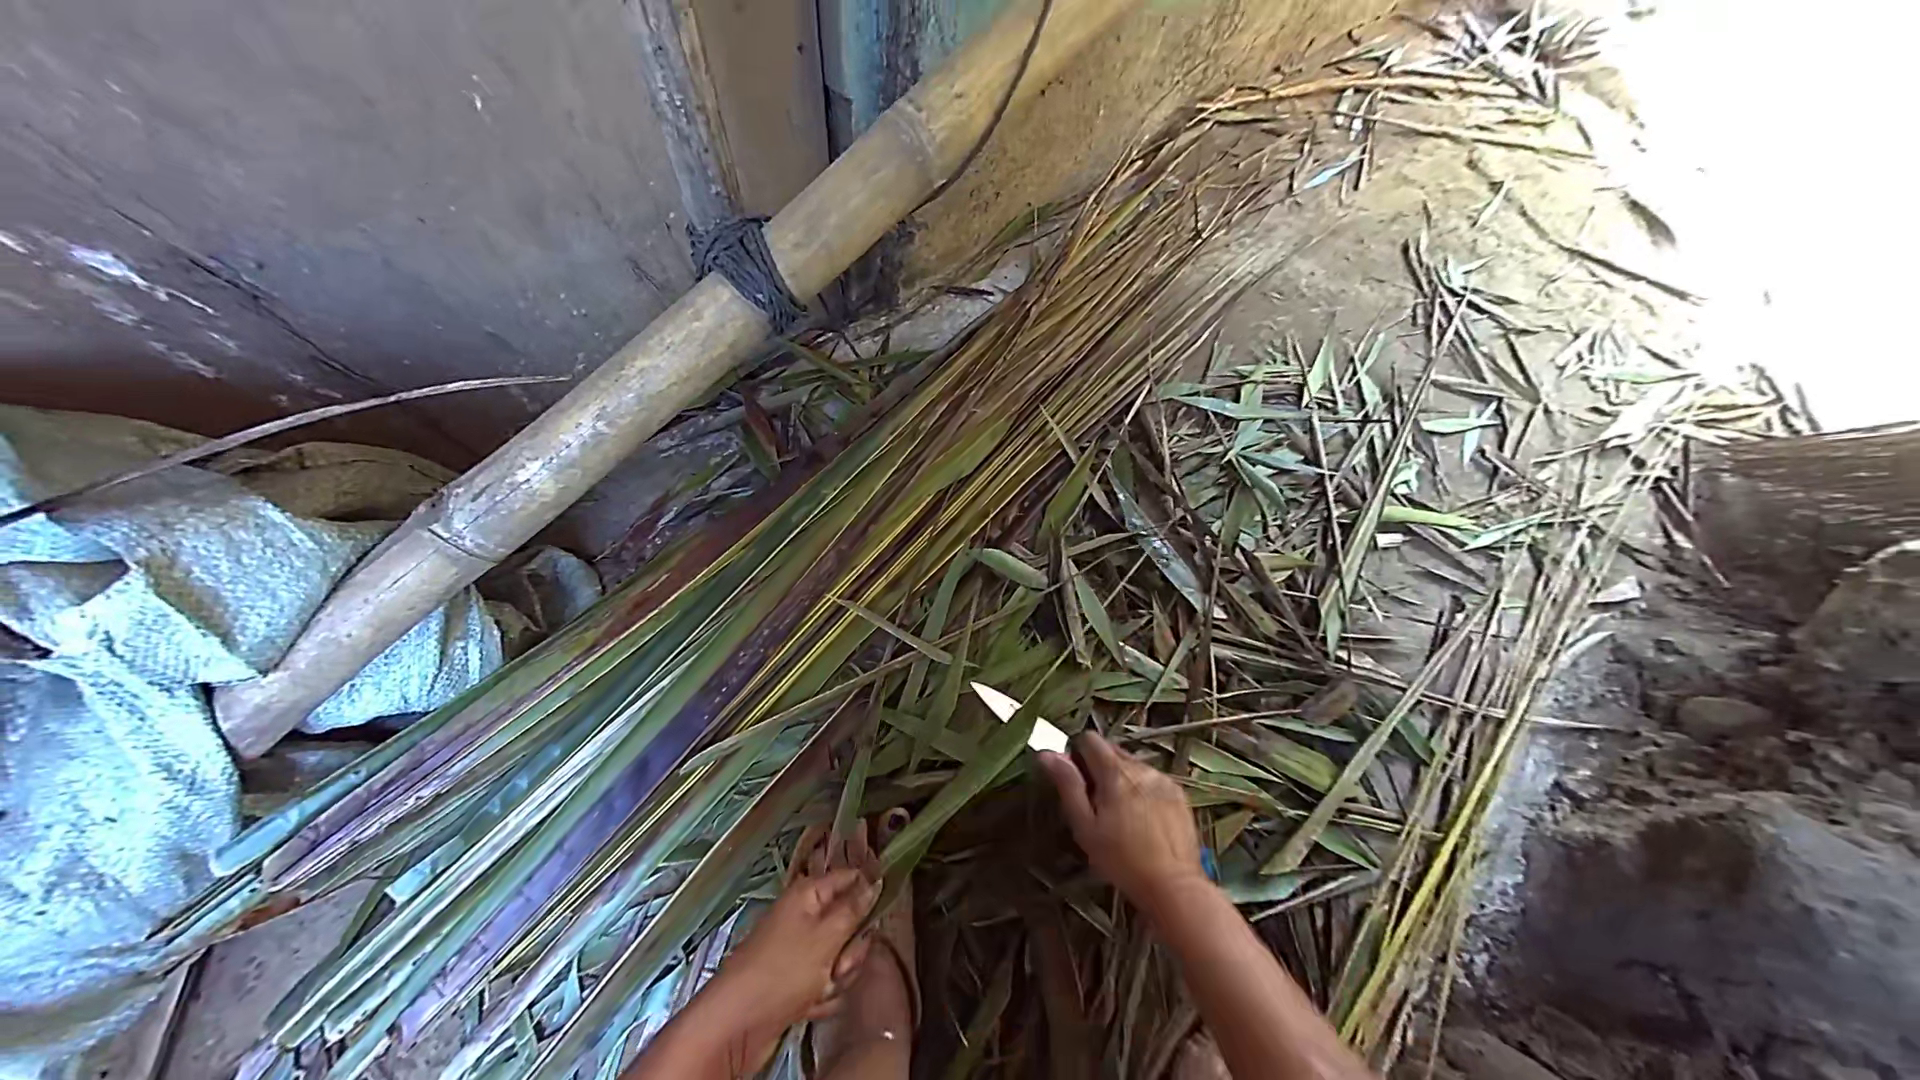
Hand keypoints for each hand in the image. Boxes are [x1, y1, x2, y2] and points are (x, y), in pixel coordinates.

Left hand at [705, 823, 881, 1037]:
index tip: (884, 906)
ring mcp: (801, 950)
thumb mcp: (826, 936)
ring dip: (838, 977)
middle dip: (850, 949)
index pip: (850, 878)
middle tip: (838, 964)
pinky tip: (810, 1006)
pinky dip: (823, 996)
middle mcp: (805, 916)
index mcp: (809, 894)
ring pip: (842, 956)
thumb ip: (854, 909)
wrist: (736, 1026)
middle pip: (850, 923)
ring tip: (819, 989)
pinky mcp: (797, 980)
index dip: (869, 890)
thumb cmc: (781, 971)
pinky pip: (826, 981)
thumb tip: (875, 881)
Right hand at [1038, 732, 1209, 915]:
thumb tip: (1047, 753)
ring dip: (1121, 778)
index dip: (1077, 754)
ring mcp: (1163, 779)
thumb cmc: (1121, 859)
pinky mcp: (1179, 794)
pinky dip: (1142, 789)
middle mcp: (1141, 767)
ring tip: (1120, 814)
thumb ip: (1067, 784)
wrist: (1173, 886)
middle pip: (1112, 750)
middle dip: (1098, 767)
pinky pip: (1152, 779)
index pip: (1089, 739)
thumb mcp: (1085, 826)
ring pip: (1133, 765)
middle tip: (1095, 802)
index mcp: (1115, 772)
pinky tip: (1142, 818)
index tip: (1076, 780)